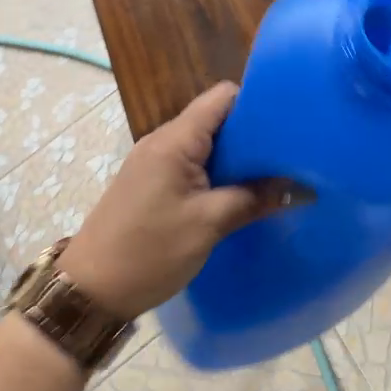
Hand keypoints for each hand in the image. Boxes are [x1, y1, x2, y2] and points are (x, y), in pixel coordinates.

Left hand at [58, 82, 299, 318]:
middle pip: (217, 117)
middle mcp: (163, 140)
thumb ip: (256, 199)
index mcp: (176, 140)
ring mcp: (154, 161)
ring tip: (273, 171)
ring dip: (237, 154)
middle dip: (253, 132)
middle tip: (289, 151)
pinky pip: (192, 162)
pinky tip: (240, 191)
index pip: (223, 96)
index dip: (258, 102)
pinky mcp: (151, 182)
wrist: (87, 294)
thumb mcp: (209, 225)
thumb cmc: (148, 252)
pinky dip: (218, 170)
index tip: (289, 121)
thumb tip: (303, 189)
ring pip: (206, 142)